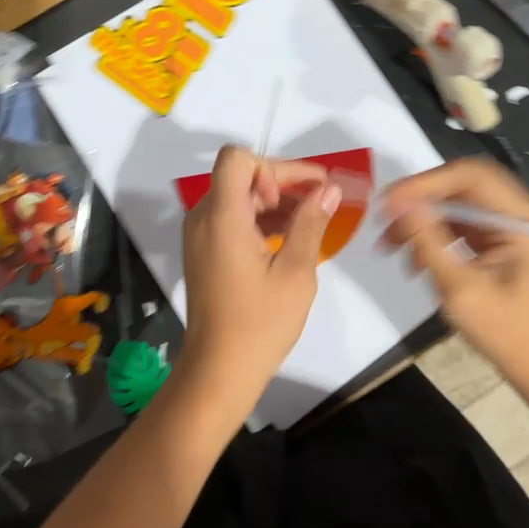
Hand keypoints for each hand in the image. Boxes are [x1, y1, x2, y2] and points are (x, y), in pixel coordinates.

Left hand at [177, 146, 339, 409]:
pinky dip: (258, 220)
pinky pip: (230, 219)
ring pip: (236, 198)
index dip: (272, 167)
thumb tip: (328, 188)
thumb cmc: (260, 321)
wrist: (219, 369)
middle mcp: (203, 216)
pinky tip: (287, 240)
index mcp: (221, 214)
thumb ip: (310, 222)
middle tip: (320, 200)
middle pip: (239, 177)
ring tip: (310, 222)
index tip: (300, 193)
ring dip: (273, 202)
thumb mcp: (296, 272)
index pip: (236, 158)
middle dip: (281, 183)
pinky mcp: (203, 251)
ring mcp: (200, 235)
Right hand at [380, 159, 528, 385]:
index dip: (427, 183)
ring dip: (422, 219)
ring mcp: (513, 226)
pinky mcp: (502, 239)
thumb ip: (428, 241)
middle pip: (462, 186)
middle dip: (419, 201)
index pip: (472, 177)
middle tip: (384, 219)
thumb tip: (398, 203)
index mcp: (526, 221)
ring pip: (457, 202)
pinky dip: (434, 234)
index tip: (390, 202)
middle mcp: (524, 214)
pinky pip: (461, 222)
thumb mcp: (460, 290)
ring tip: (392, 243)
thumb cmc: (508, 335)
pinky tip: (415, 258)